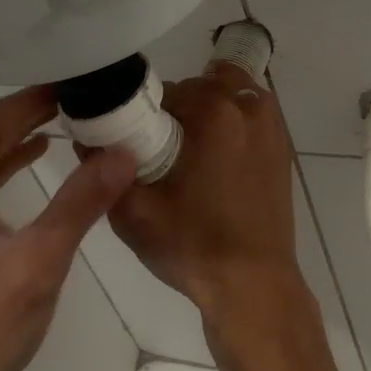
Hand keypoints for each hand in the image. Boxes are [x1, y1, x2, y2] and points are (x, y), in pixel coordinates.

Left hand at [0, 87, 134, 370]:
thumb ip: (80, 203)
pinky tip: (39, 158)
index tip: (81, 79)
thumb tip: (125, 153)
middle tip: (84, 93)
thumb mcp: (38, 262)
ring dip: (22, 136)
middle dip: (32, 111)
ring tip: (71, 117)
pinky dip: (9, 165)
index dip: (37, 96)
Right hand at [95, 61, 303, 317]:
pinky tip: (217, 166)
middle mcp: (249, 105)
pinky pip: (249, 117)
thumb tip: (87, 135)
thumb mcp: (132, 209)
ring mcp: (272, 124)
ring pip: (229, 95)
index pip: (167, 89)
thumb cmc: (192, 244)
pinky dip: (231, 127)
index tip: (138, 143)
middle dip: (179, 110)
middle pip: (201, 87)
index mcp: (214, 111)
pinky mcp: (283, 145)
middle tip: (162, 152)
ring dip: (207, 113)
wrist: (252, 283)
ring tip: (190, 157)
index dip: (146, 114)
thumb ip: (103, 164)